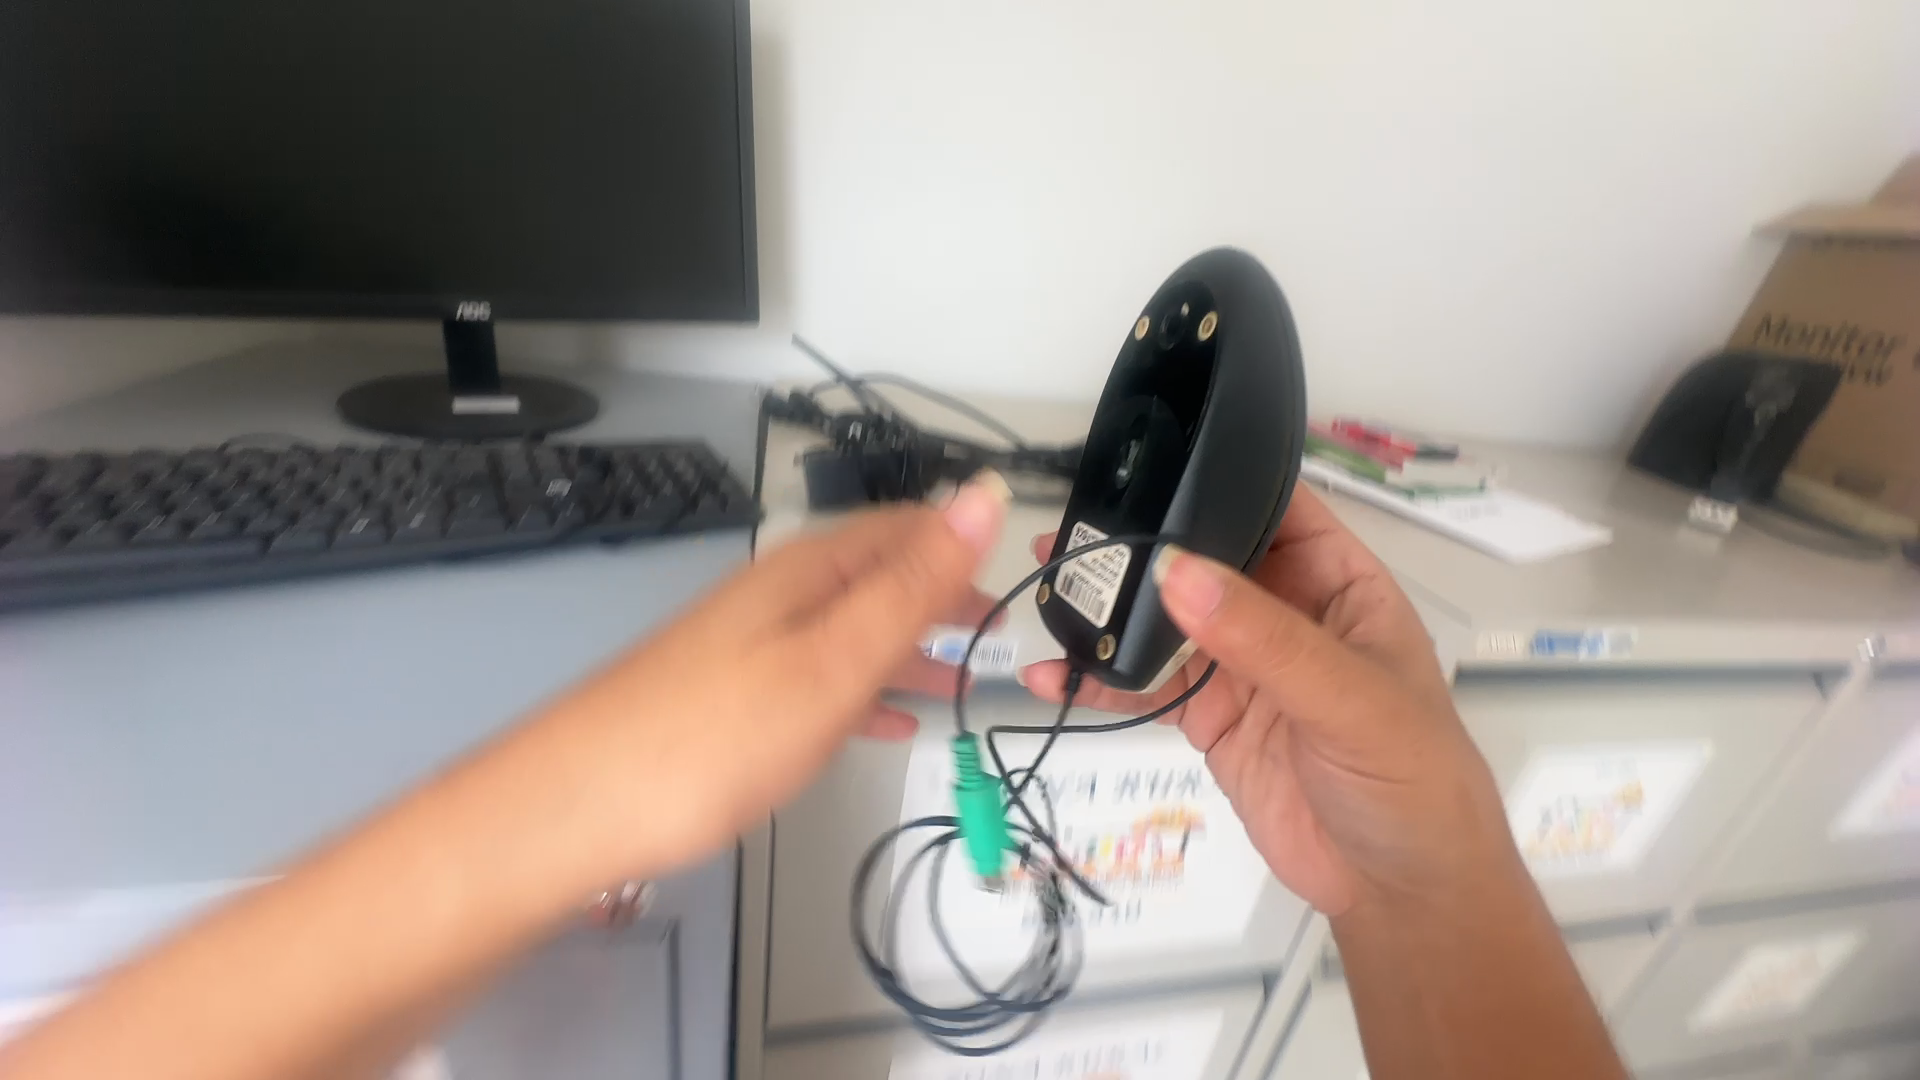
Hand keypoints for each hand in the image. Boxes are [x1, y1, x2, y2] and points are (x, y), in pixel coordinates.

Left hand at [536, 473, 1009, 877]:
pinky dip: (866, 690)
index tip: (1010, 580)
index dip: (962, 545)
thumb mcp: (835, 657)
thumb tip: (983, 494)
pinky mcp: (737, 692)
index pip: (905, 529)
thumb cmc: (720, 733)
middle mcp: (783, 593)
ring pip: (853, 630)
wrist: (573, 811)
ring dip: (910, 648)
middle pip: (880, 577)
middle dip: (942, 600)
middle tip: (994, 637)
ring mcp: (756, 642)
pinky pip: (822, 676)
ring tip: (958, 681)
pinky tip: (886, 724)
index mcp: (811, 571)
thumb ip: (913, 583)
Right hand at [1019, 488, 1514, 915]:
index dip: (1218, 483)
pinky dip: (1100, 683)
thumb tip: (1176, 571)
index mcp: (1332, 582)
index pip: (1273, 510)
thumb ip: (1263, 637)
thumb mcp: (1346, 698)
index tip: (1146, 471)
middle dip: (1141, 548)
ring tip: (1049, 593)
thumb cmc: (1407, 779)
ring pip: (1162, 621)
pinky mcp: (1203, 712)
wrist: (1393, 891)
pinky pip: (1144, 686)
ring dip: (1109, 612)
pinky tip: (1055, 679)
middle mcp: (1279, 611)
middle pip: (1202, 562)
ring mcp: (1236, 662)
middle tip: (1072, 535)